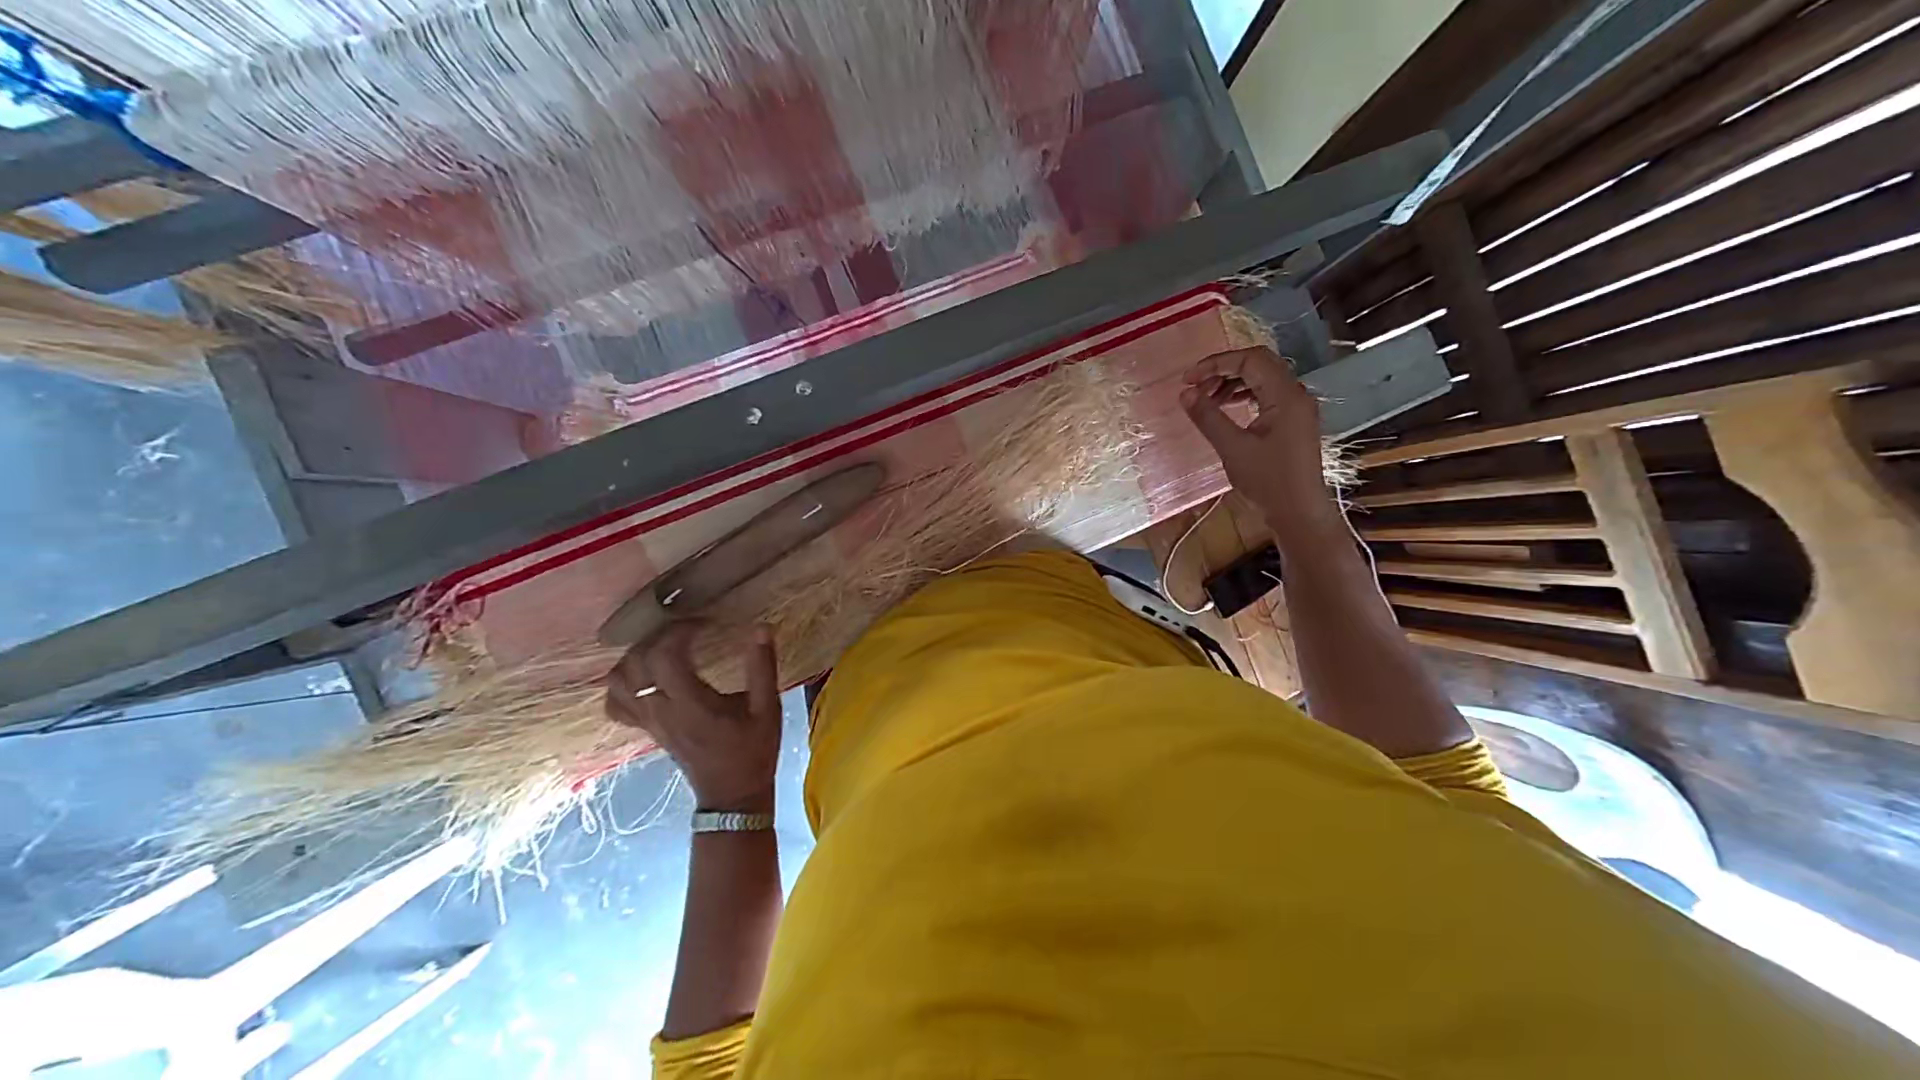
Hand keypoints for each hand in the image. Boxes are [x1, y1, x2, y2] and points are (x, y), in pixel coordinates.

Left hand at [605, 623, 781, 812]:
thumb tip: (761, 628)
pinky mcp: (646, 729)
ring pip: (618, 679)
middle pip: (637, 662)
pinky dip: (623, 682)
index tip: (705, 624)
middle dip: (660, 637)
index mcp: (690, 705)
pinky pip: (616, 702)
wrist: (732, 794)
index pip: (665, 656)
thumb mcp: (767, 709)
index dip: (680, 631)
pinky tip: (646, 674)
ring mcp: (648, 722)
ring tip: (665, 646)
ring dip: (637, 655)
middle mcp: (661, 712)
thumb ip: (762, 668)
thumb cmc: (753, 751)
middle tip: (687, 630)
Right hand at [1180, 347, 1335, 525]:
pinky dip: (1243, 395)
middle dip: (1224, 369)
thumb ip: (1208, 417)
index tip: (1188, 380)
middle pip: (1258, 363)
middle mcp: (1295, 394)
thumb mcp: (1232, 448)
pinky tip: (1225, 408)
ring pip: (1262, 378)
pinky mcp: (1293, 421)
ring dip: (1232, 382)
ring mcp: (1296, 407)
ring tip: (1206, 399)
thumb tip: (1185, 393)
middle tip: (1195, 386)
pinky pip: (1267, 395)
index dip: (1216, 364)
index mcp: (1285, 395)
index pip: (1250, 360)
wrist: (1299, 512)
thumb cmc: (1268, 481)